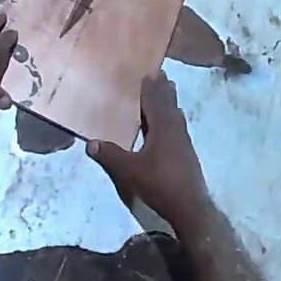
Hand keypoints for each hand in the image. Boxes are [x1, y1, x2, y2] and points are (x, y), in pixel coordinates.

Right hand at [87, 73, 210, 230]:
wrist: (190, 206)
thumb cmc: (159, 184)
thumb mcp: (130, 170)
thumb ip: (111, 156)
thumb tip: (90, 143)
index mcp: (162, 128)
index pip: (155, 103)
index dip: (151, 89)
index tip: (150, 73)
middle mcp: (175, 130)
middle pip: (169, 105)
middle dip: (164, 90)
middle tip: (162, 75)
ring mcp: (184, 142)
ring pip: (176, 115)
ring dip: (171, 102)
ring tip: (169, 92)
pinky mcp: (187, 154)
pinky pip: (179, 127)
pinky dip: (174, 118)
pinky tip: (174, 124)